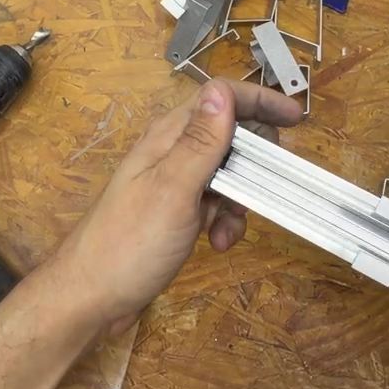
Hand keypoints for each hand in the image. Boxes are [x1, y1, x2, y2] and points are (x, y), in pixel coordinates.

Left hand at [42, 79, 301, 336]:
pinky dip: (225, 219)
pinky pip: (216, 202)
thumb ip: (201, 141)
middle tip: (264, 186)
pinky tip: (218, 243)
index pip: (221, 96)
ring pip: (227, 172)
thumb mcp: (174, 189)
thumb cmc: (129, 243)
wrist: (92, 297)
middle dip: (254, 159)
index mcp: (169, 134)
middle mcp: (172, 150)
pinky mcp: (177, 210)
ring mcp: (174, 180)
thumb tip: (223, 90)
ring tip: (229, 228)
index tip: (296, 119)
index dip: (260, 101)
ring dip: (240, 198)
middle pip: (230, 133)